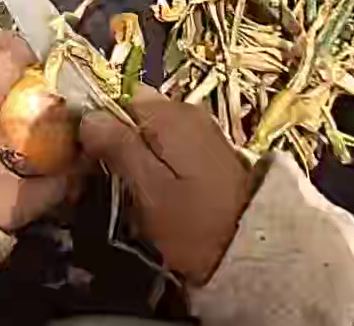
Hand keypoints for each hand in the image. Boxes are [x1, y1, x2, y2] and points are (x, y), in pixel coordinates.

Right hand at [79, 87, 252, 284]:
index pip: (118, 95)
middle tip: (118, 178)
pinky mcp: (214, 150)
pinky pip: (174, 143)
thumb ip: (117, 146)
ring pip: (154, 129)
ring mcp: (203, 128)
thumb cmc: (198, 222)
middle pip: (136, 112)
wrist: (266, 257)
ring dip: (143, 153)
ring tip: (141, 191)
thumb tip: (87, 116)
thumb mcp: (149, 188)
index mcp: (168, 112)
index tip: (95, 154)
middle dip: (123, 138)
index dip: (102, 121)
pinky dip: (164, 161)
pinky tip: (166, 191)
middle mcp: (186, 109)